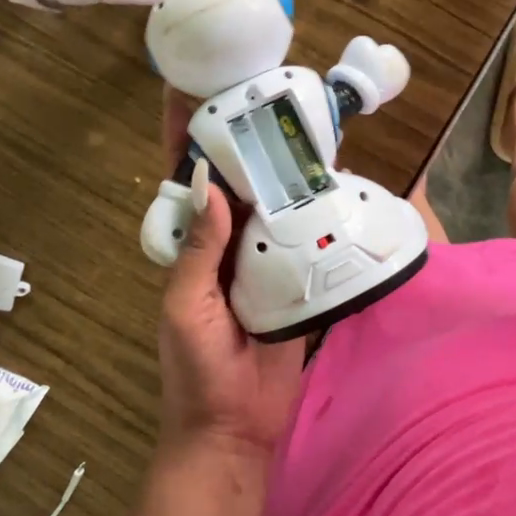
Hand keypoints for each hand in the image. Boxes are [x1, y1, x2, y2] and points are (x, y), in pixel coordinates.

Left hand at [156, 89, 306, 453]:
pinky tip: (331, 182)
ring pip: (272, 204)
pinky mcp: (296, 279)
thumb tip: (210, 182)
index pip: (187, 178)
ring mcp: (263, 259)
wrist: (234, 430)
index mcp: (192, 243)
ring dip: (282, 169)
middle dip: (244, 140)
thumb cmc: (194, 367)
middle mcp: (227, 242)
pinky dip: (314, 211)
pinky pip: (304, 238)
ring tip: (301, 125)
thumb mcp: (184, 304)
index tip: (195, 86)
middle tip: (263, 93)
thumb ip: (200, 248)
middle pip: (236, 181)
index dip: (188, 135)